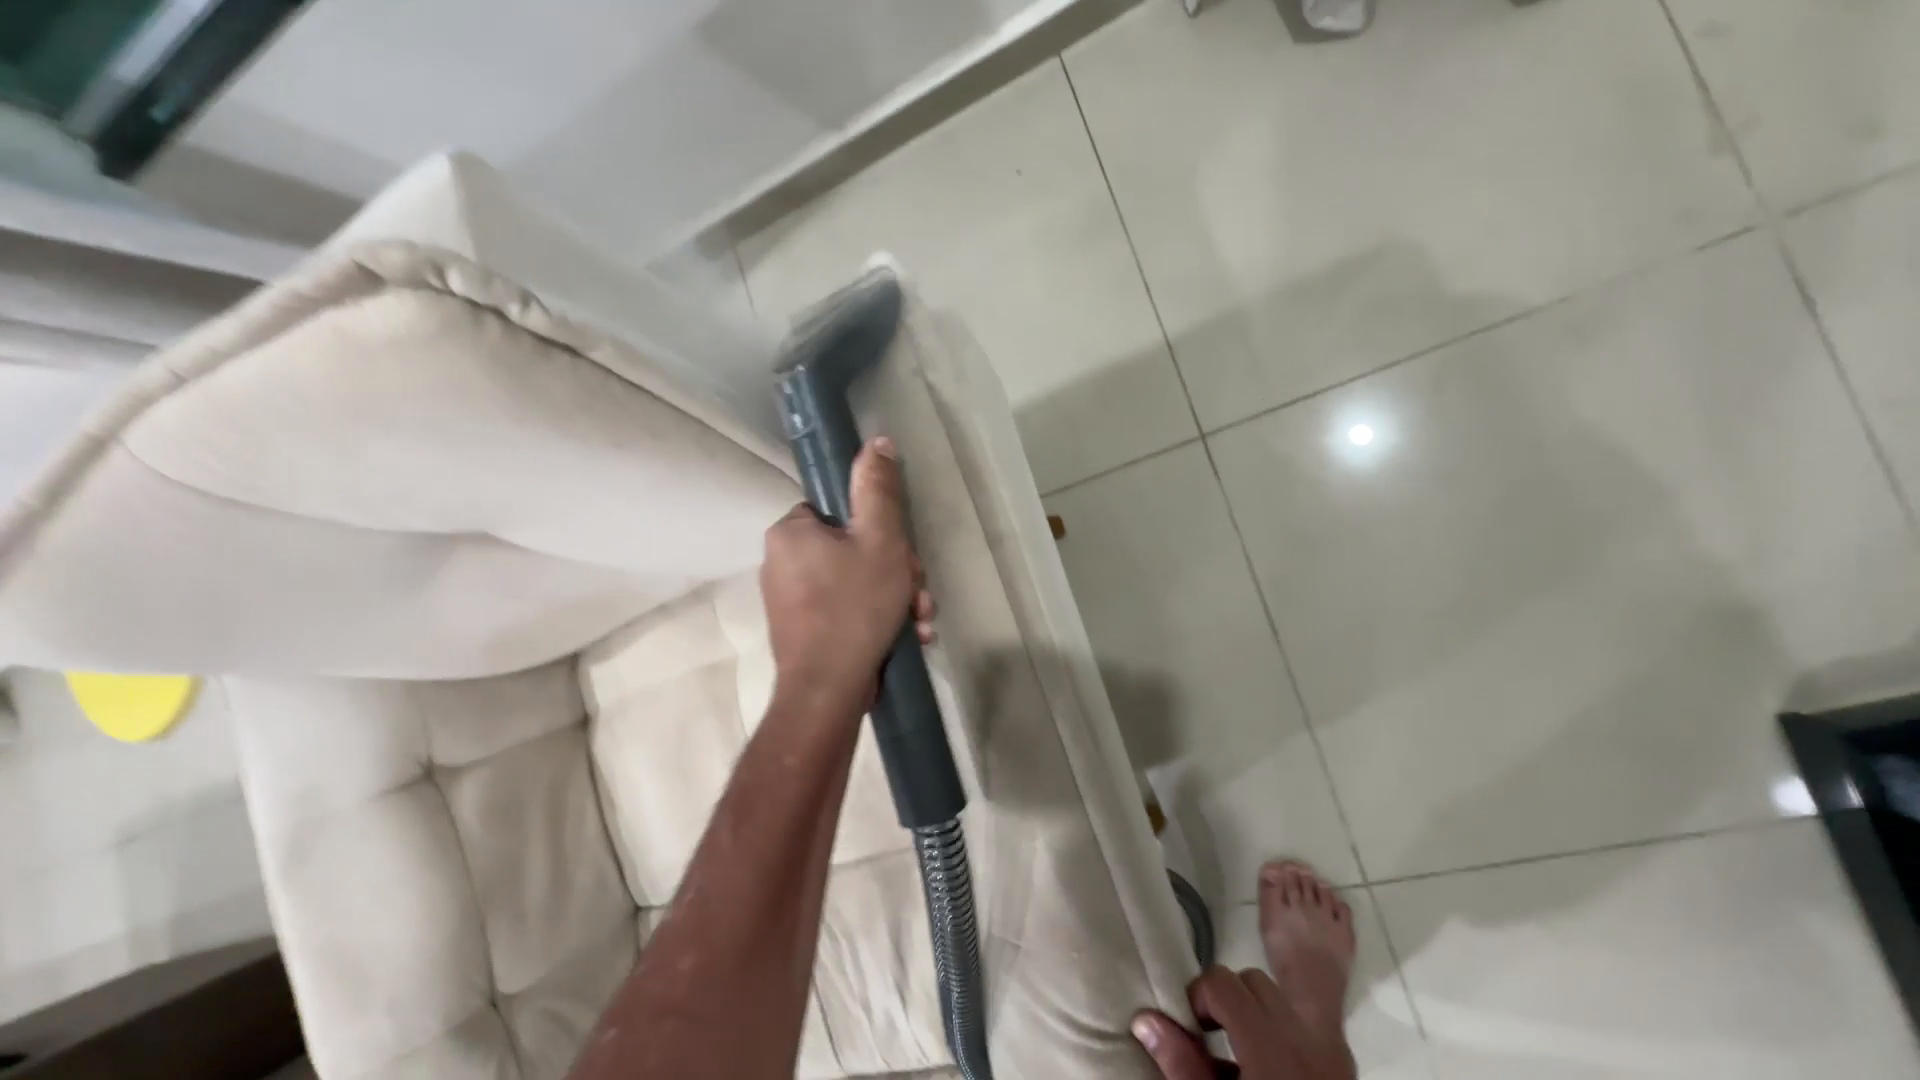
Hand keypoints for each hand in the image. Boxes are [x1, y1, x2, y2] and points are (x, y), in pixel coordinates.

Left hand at [761, 436, 935, 715]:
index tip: (903, 554)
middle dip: (897, 572)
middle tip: (918, 593)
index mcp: (791, 532)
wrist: (827, 691)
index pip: (840, 510)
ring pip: (856, 583)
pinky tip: (908, 637)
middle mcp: (781, 562)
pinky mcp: (802, 633)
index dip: (880, 529)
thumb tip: (877, 441)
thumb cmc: (854, 608)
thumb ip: (879, 490)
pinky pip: (846, 611)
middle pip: (853, 549)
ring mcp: (790, 601)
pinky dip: (877, 620)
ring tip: (920, 621)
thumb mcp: (880, 540)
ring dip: (896, 598)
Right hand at [1131, 967, 1355, 1079]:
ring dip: (1252, 1012)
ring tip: (1237, 1055)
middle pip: (1252, 982)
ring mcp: (1333, 1051)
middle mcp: (1308, 1039)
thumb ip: (1181, 1064)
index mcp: (1273, 1051)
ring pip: (1279, 997)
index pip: (1223, 983)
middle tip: (1208, 1040)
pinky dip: (1278, 1030)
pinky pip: (1303, 1022)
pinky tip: (1267, 1071)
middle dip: (1225, 1000)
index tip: (1190, 1033)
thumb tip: (1145, 1018)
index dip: (1197, 999)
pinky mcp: (1344, 1064)